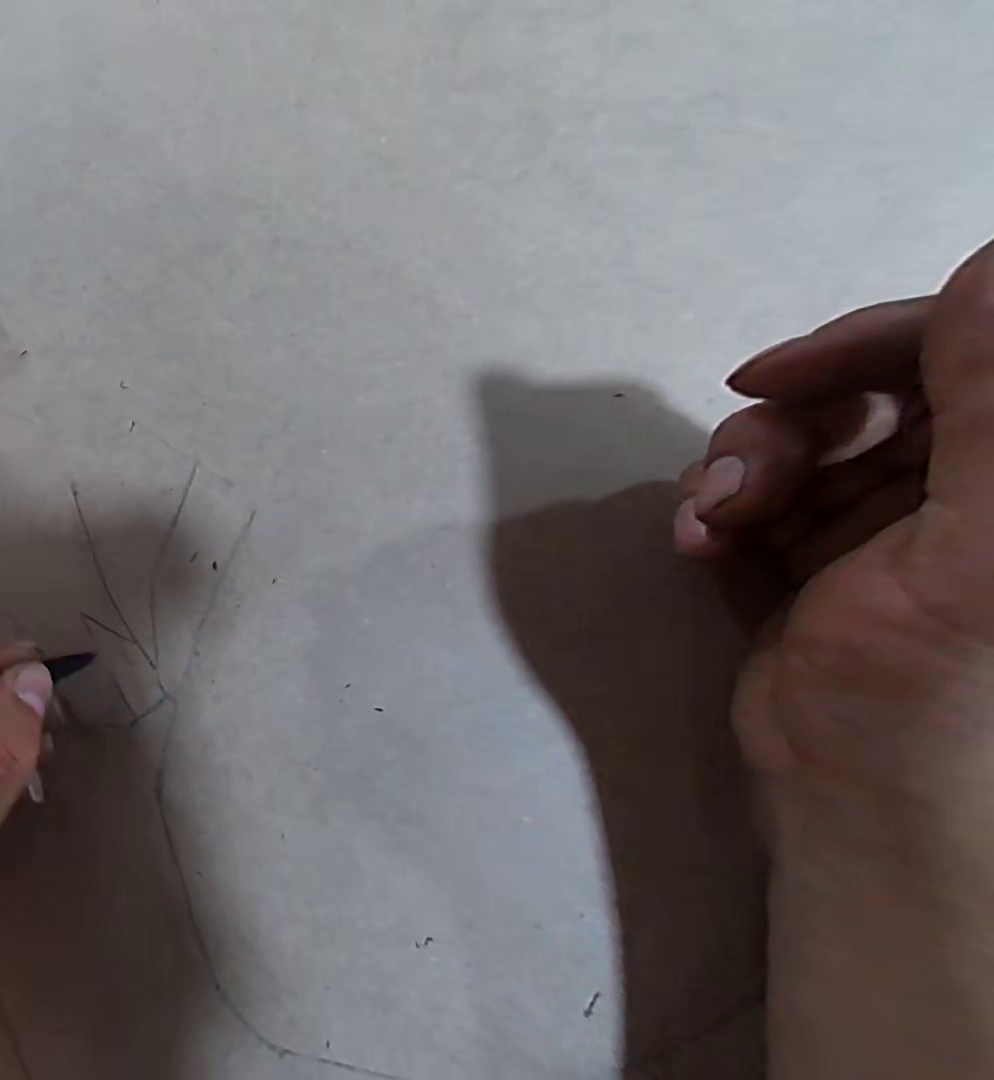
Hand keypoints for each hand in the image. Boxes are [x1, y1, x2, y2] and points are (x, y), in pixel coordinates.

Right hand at [675, 241, 993, 1076]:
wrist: (859, 788)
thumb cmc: (944, 685)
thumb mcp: (980, 547)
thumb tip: (992, 265)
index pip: (973, 347)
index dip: (874, 342)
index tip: (766, 376)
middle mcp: (982, 480)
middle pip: (872, 393)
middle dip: (778, 431)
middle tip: (727, 481)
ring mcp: (899, 517)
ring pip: (798, 445)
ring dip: (731, 477)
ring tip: (706, 527)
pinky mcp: (821, 550)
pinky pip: (757, 496)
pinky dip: (717, 512)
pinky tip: (700, 544)